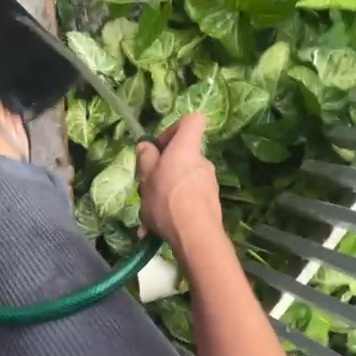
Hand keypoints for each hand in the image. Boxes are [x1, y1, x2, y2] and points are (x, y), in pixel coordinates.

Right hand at [136, 114, 222, 248]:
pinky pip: (186, 202)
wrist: (195, 235)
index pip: (192, 120)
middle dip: (164, 171)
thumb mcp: (147, 179)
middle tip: (148, 189)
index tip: (159, 147)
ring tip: (149, 217)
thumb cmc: (167, 201)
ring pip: (182, 182)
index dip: (174, 128)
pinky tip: (156, 231)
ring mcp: (208, 183)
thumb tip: (146, 145)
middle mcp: (201, 161)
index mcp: (186, 149)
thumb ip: (146, 159)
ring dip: (166, 195)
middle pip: (183, 157)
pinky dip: (172, 211)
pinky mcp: (210, 204)